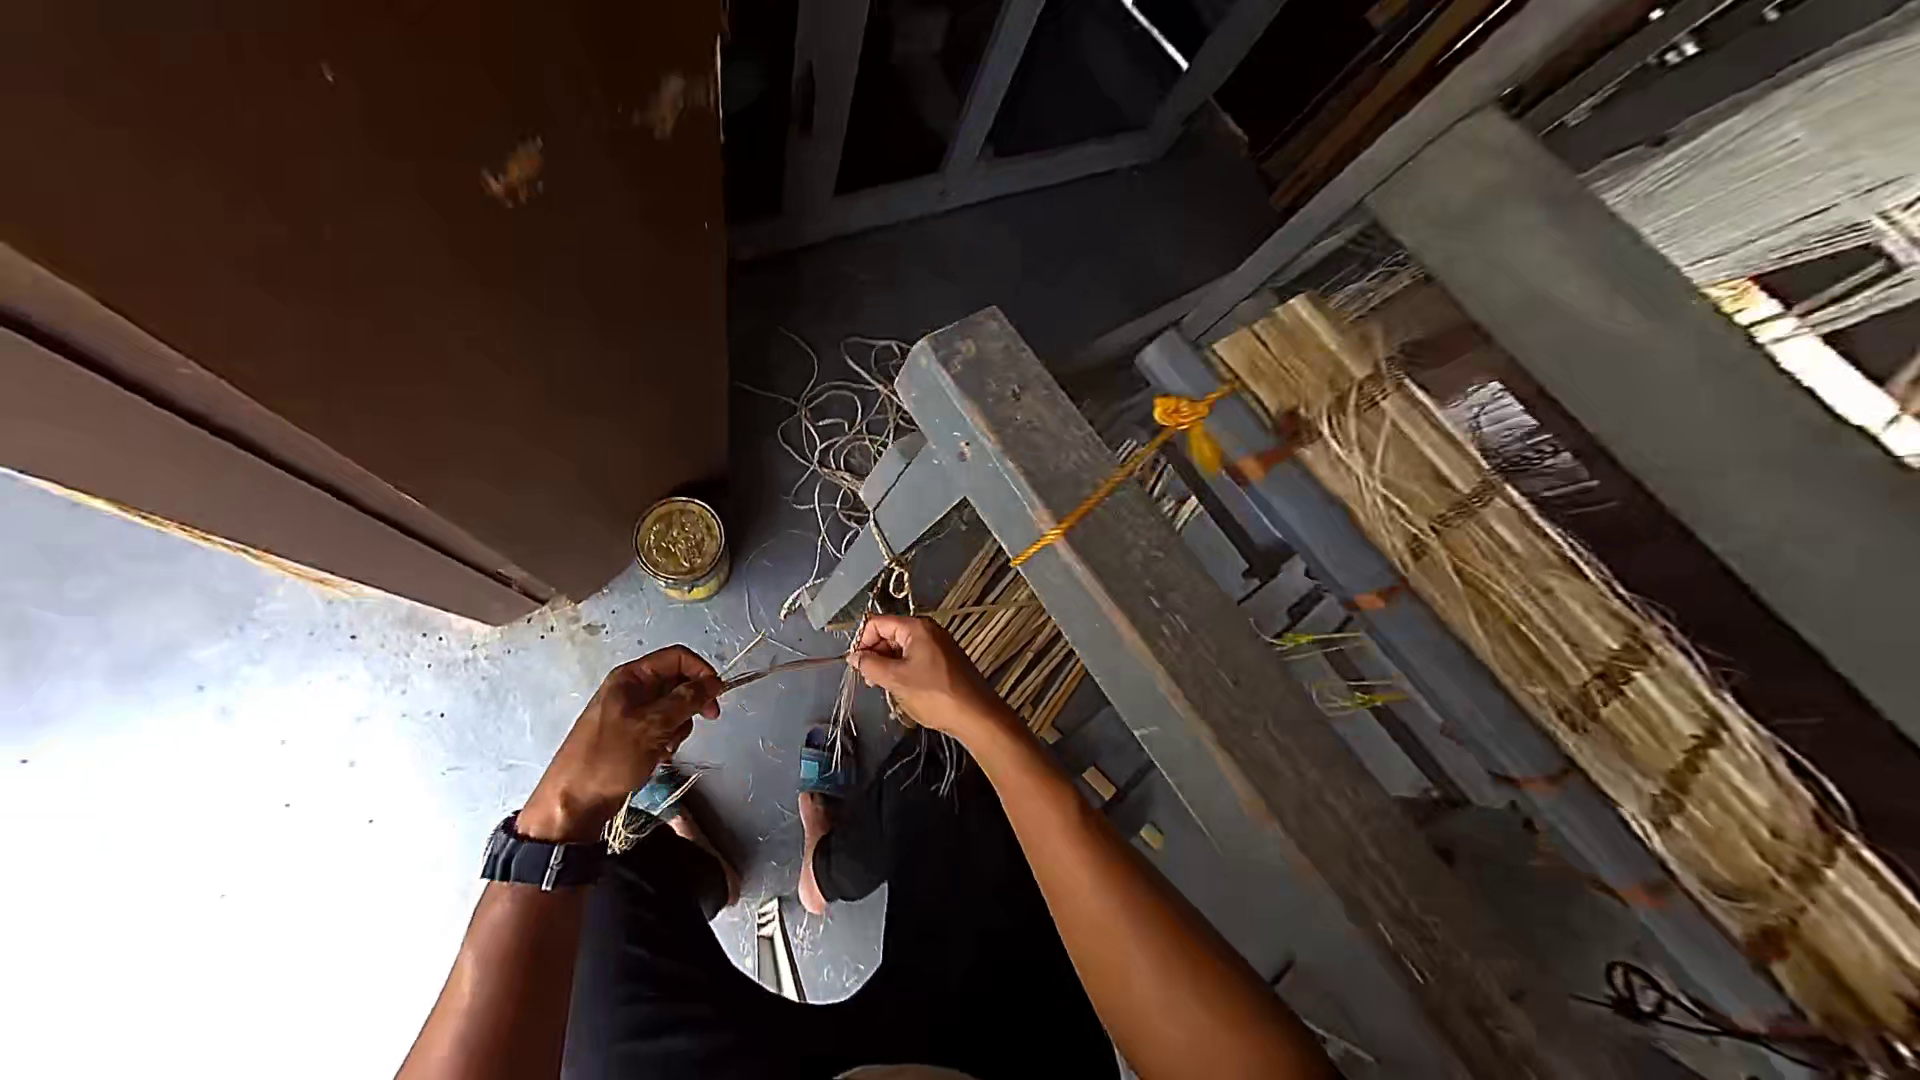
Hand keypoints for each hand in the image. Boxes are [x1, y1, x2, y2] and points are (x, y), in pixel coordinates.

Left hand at [519, 645, 721, 841]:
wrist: (573, 803)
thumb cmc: (609, 758)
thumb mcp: (653, 725)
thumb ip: (687, 699)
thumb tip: (714, 682)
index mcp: (631, 677)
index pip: (677, 658)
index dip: (701, 671)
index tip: (716, 695)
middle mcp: (633, 690)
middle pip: (678, 682)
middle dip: (692, 702)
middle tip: (706, 719)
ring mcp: (633, 713)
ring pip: (675, 707)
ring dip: (680, 726)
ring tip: (668, 745)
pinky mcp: (634, 735)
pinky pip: (664, 727)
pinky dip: (669, 739)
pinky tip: (660, 755)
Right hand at [849, 615, 1017, 744]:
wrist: (976, 715)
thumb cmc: (936, 695)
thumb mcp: (896, 679)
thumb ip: (870, 665)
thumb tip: (854, 657)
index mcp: (917, 627)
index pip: (877, 623)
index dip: (862, 642)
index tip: (857, 666)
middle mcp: (928, 630)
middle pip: (889, 634)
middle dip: (875, 655)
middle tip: (871, 680)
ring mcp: (938, 645)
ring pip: (901, 649)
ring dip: (888, 666)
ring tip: (887, 688)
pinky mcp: (944, 661)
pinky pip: (915, 659)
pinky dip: (903, 671)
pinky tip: (903, 690)